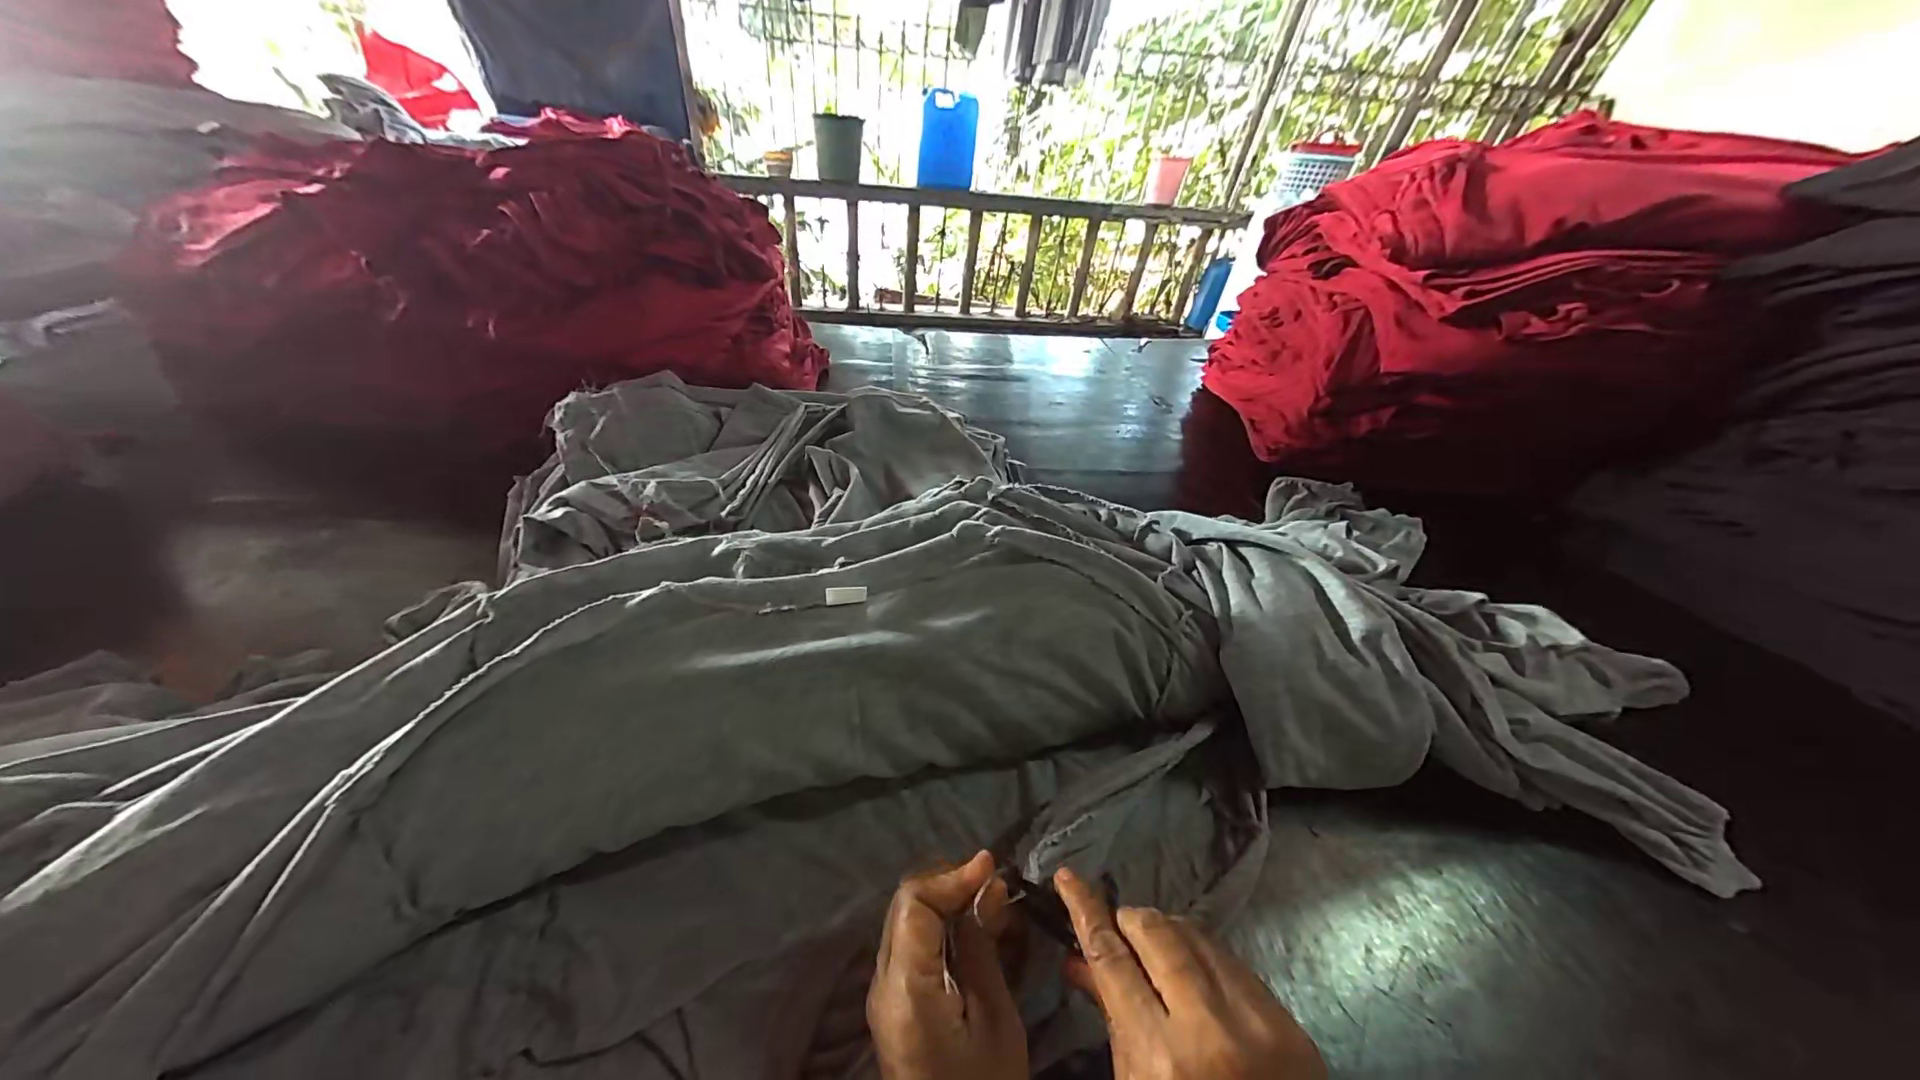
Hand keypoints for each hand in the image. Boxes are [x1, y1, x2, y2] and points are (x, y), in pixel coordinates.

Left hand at [868, 851, 1027, 1079]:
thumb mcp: (996, 1021)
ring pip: (905, 917)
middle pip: (905, 905)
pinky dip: (938, 921)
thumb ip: (983, 947)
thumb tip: (988, 887)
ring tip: (985, 896)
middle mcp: (882, 982)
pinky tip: (969, 924)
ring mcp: (881, 990)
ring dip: (943, 897)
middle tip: (991, 880)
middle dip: (947, 881)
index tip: (991, 866)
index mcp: (907, 991)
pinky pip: (909, 939)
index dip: (952, 877)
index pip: (915, 905)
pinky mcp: (890, 997)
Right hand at [1055, 867, 1325, 1079]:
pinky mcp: (1289, 1024)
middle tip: (1118, 926)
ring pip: (1195, 935)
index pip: (1111, 959)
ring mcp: (1254, 1022)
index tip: (1068, 877)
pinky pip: (1231, 959)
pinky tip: (1191, 961)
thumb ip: (1111, 1018)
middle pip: (1155, 933)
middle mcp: (1207, 1029)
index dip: (1085, 909)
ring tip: (1152, 941)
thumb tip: (1076, 961)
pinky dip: (1202, 950)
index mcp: (1159, 1056)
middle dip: (1128, 919)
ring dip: (1165, 928)